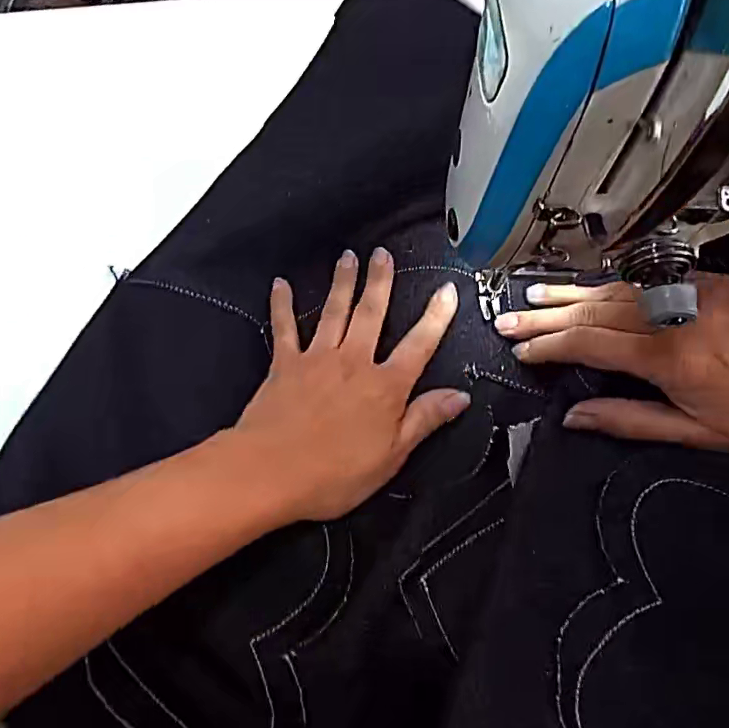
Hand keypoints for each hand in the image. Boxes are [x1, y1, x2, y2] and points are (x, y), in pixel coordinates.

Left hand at [215, 248, 469, 522]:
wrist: (269, 472)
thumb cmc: (332, 473)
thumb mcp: (393, 455)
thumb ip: (426, 419)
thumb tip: (458, 397)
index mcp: (384, 386)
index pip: (420, 344)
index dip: (437, 316)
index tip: (447, 291)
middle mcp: (353, 363)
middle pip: (372, 313)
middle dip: (380, 281)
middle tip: (384, 255)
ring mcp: (317, 359)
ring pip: (334, 311)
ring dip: (343, 282)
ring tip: (348, 257)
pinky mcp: (284, 366)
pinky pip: (285, 328)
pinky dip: (283, 305)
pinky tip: (281, 285)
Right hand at [498, 273, 728, 454]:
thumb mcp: (703, 432)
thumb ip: (632, 421)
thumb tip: (577, 418)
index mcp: (667, 355)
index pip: (588, 342)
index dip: (548, 346)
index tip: (520, 349)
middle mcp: (671, 311)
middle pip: (593, 309)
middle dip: (545, 316)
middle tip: (508, 318)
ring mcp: (691, 289)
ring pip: (616, 289)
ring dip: (572, 294)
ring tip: (537, 297)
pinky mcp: (709, 279)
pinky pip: (644, 280)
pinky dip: (610, 285)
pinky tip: (594, 288)